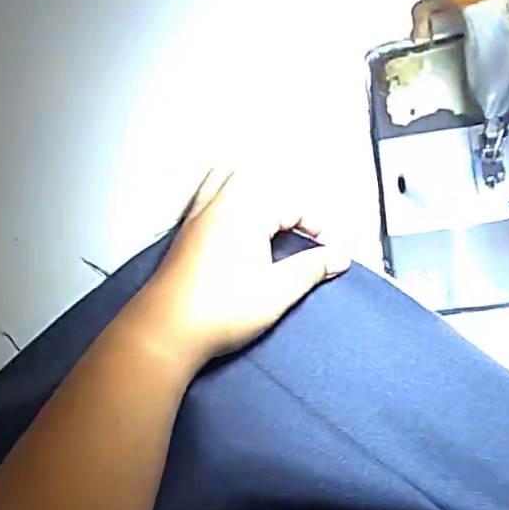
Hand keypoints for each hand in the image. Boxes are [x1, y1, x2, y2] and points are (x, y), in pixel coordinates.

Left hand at [124, 170, 351, 366]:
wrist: (169, 329)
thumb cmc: (220, 310)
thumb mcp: (279, 291)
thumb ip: (312, 270)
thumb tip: (338, 257)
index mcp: (245, 212)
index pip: (290, 203)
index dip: (313, 223)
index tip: (325, 246)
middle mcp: (218, 205)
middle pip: (257, 180)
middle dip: (284, 200)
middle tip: (299, 228)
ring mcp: (197, 218)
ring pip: (226, 181)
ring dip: (252, 193)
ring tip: (268, 219)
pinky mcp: (184, 236)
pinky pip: (207, 198)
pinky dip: (227, 202)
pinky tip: (235, 230)